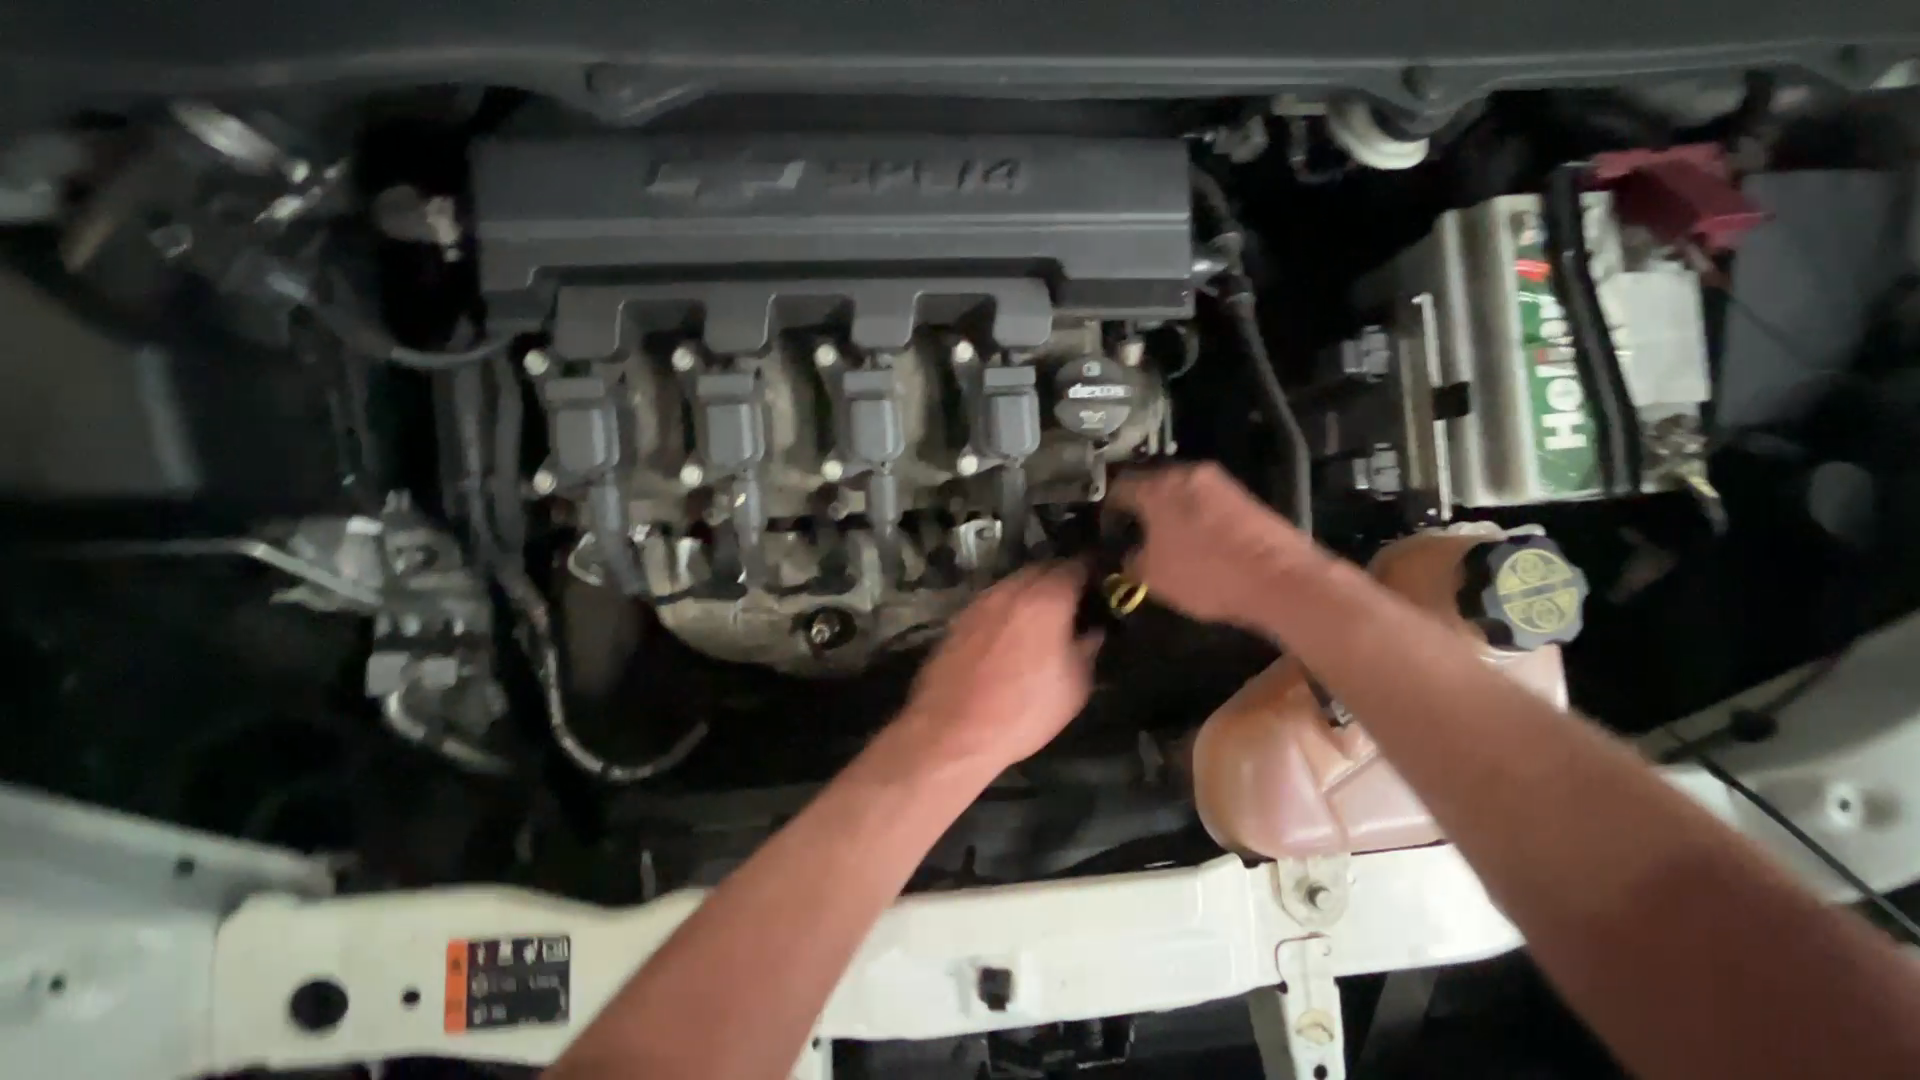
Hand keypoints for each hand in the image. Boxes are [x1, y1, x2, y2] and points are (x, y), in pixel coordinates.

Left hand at [890, 563, 1099, 773]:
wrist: (952, 731)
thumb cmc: (1024, 710)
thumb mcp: (1075, 686)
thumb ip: (1088, 648)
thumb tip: (1093, 630)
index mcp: (1046, 598)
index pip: (1077, 565)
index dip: (1094, 571)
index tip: (1104, 584)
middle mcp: (1011, 589)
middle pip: (1043, 569)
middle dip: (1062, 578)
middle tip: (1078, 601)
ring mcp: (979, 601)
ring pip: (1014, 583)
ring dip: (1033, 592)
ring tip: (1046, 618)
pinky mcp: (957, 619)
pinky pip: (993, 602)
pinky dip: (1009, 608)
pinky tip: (1013, 633)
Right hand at [1109, 463, 1321, 628]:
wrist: (1279, 578)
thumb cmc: (1205, 573)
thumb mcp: (1152, 577)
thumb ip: (1131, 561)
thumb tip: (1131, 556)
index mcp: (1158, 486)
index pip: (1118, 487)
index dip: (1107, 509)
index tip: (1105, 529)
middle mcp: (1188, 473)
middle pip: (1153, 485)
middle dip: (1140, 508)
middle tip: (1132, 534)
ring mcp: (1220, 483)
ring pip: (1181, 494)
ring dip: (1170, 514)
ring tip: (1164, 542)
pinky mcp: (1244, 498)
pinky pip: (1206, 504)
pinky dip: (1195, 520)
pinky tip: (1196, 545)